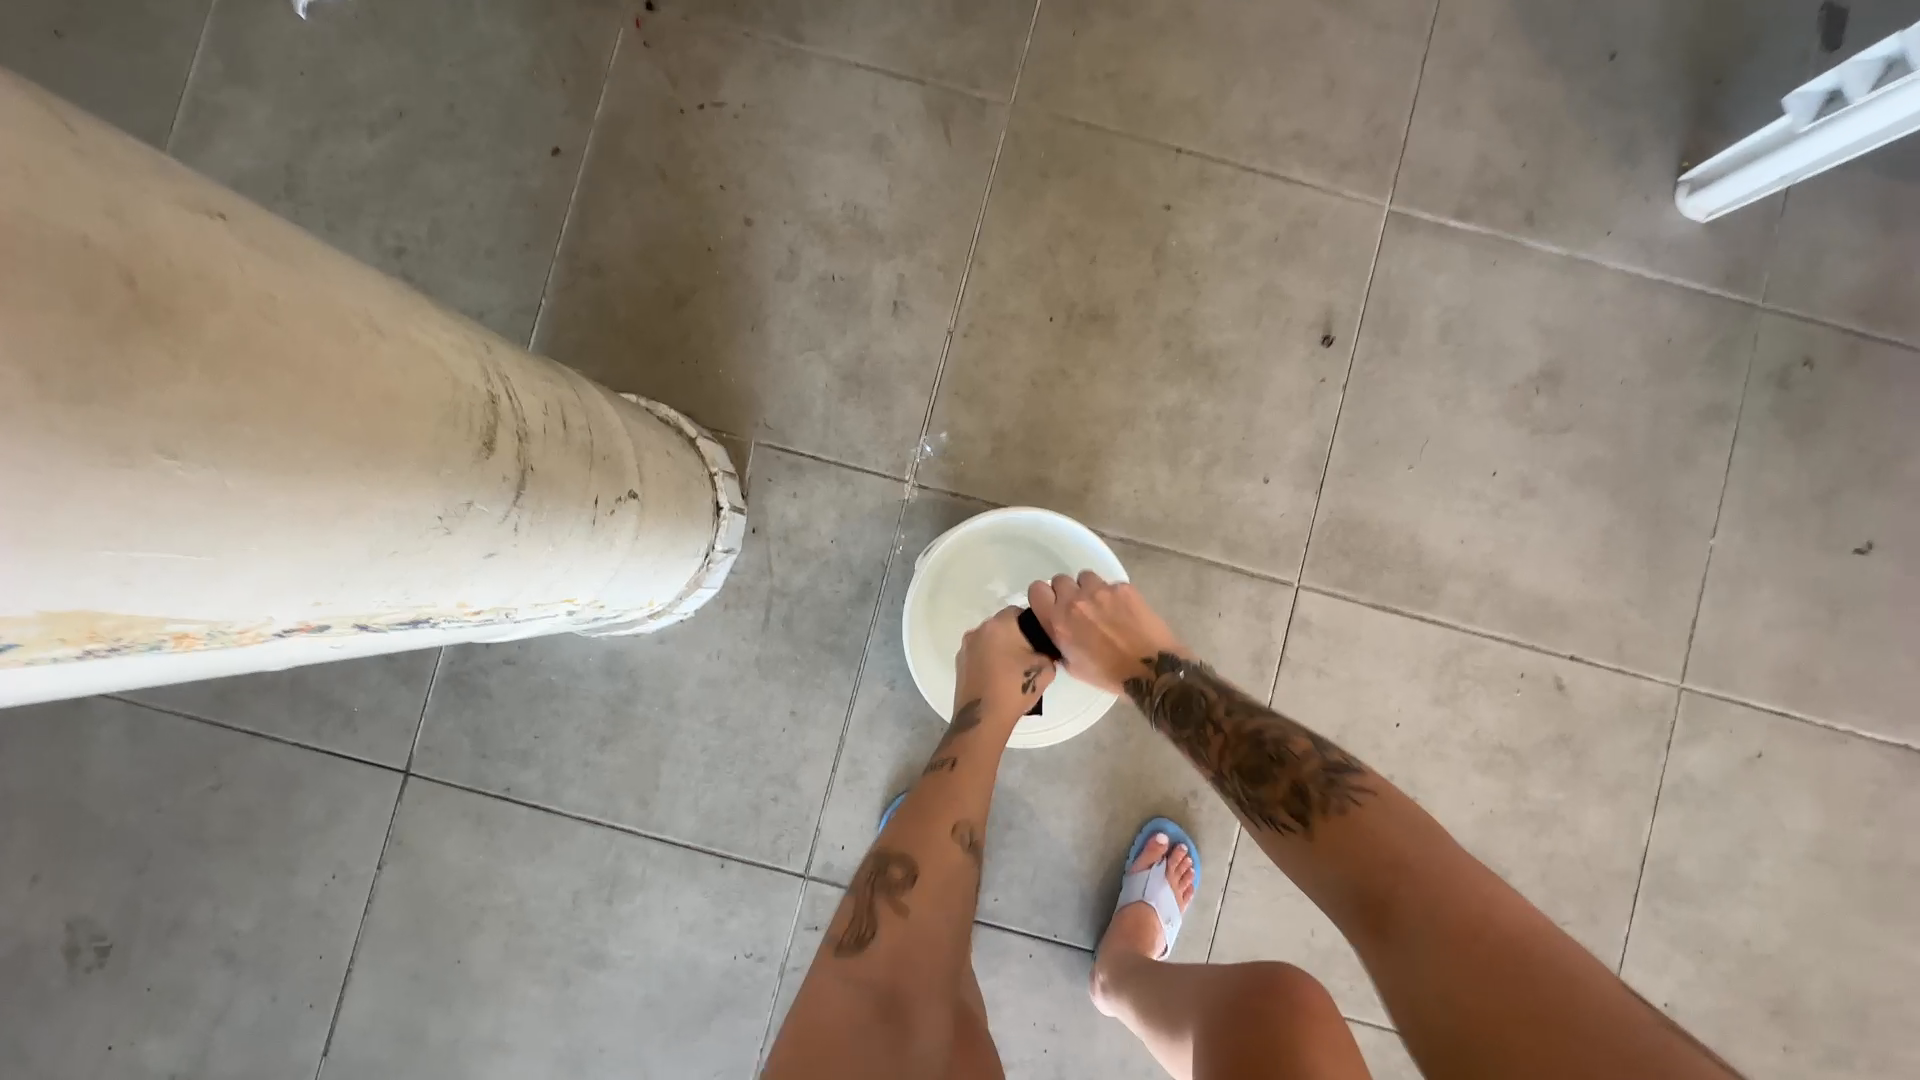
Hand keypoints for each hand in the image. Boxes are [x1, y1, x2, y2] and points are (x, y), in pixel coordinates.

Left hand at [954, 606, 1056, 720]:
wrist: (983, 718)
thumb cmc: (1015, 688)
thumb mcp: (1046, 668)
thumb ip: (1048, 651)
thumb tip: (1044, 649)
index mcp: (1000, 624)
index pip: (1019, 611)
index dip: (1032, 625)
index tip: (1040, 642)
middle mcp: (979, 629)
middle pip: (1001, 625)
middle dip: (1015, 636)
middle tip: (1028, 655)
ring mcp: (965, 646)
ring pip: (989, 640)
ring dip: (1000, 648)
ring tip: (1012, 668)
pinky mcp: (959, 663)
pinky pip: (978, 654)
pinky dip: (988, 660)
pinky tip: (997, 677)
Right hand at [1027, 572, 1185, 694]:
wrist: (1150, 669)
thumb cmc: (1109, 674)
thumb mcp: (1073, 667)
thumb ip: (1060, 643)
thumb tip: (1059, 633)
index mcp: (1058, 621)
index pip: (1036, 589)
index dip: (1043, 596)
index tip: (1051, 604)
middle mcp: (1075, 601)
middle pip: (1060, 580)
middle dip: (1066, 592)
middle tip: (1079, 608)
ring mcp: (1101, 591)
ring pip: (1085, 577)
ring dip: (1088, 589)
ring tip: (1101, 606)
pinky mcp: (1124, 588)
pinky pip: (1111, 584)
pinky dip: (1113, 595)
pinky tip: (1123, 611)